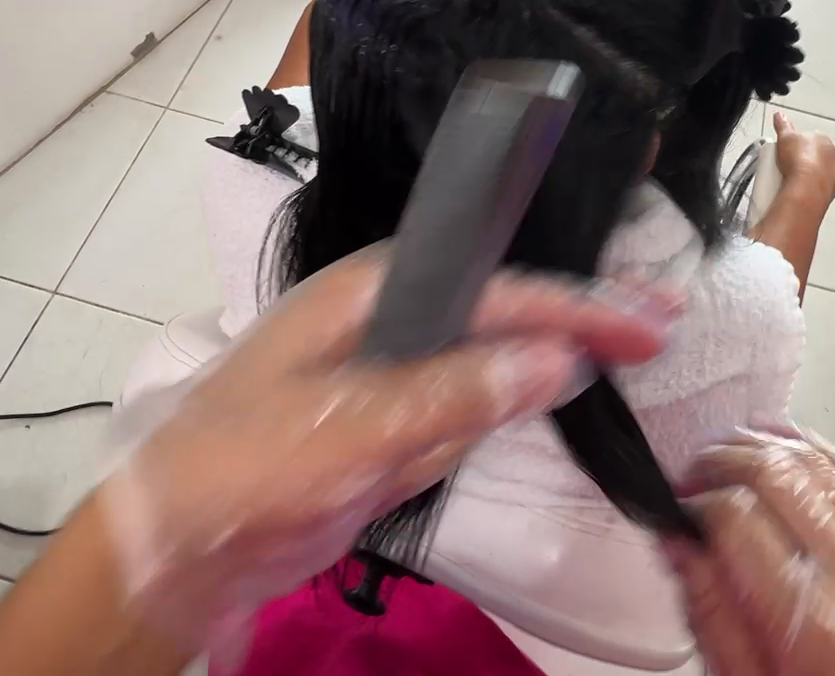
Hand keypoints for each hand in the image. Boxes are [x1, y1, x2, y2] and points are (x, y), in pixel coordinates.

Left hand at [100, 246, 676, 667]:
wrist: (174, 544)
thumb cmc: (241, 465)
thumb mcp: (345, 428)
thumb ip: (450, 392)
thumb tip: (557, 360)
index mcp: (376, 290)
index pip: (495, 289)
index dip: (573, 304)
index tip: (645, 320)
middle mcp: (394, 317)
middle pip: (505, 311)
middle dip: (581, 315)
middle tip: (661, 318)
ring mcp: (399, 369)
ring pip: (495, 358)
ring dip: (558, 353)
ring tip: (633, 338)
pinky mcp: (399, 418)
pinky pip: (468, 409)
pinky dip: (510, 403)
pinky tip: (556, 385)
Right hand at [666, 427, 834, 675]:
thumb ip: (713, 616)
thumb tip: (677, 541)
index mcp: (812, 617)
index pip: (736, 516)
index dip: (695, 503)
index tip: (678, 511)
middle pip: (773, 472)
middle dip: (720, 460)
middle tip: (691, 474)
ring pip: (812, 458)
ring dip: (757, 444)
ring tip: (722, 455)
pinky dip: (808, 445)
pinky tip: (775, 440)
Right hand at [771, 112, 834, 202]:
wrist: (806, 188)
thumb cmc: (799, 161)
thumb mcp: (785, 137)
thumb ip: (782, 124)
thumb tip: (780, 116)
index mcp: (824, 141)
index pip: (811, 139)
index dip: (798, 144)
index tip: (786, 151)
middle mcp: (833, 156)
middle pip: (815, 156)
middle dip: (804, 159)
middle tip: (786, 165)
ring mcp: (834, 174)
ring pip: (819, 172)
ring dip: (808, 174)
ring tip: (791, 179)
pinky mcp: (832, 190)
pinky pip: (819, 186)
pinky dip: (811, 187)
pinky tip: (799, 189)